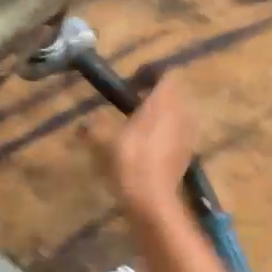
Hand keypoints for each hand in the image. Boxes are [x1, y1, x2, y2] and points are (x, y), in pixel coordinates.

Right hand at [81, 74, 196, 220]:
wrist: (152, 198)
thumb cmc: (129, 161)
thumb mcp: (103, 141)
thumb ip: (94, 127)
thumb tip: (82, 124)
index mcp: (163, 102)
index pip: (166, 74)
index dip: (149, 74)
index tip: (130, 84)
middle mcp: (181, 112)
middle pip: (174, 92)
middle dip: (155, 93)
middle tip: (131, 103)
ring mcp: (188, 132)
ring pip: (178, 111)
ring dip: (161, 112)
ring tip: (139, 124)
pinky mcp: (189, 150)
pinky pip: (179, 129)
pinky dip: (166, 129)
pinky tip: (148, 144)